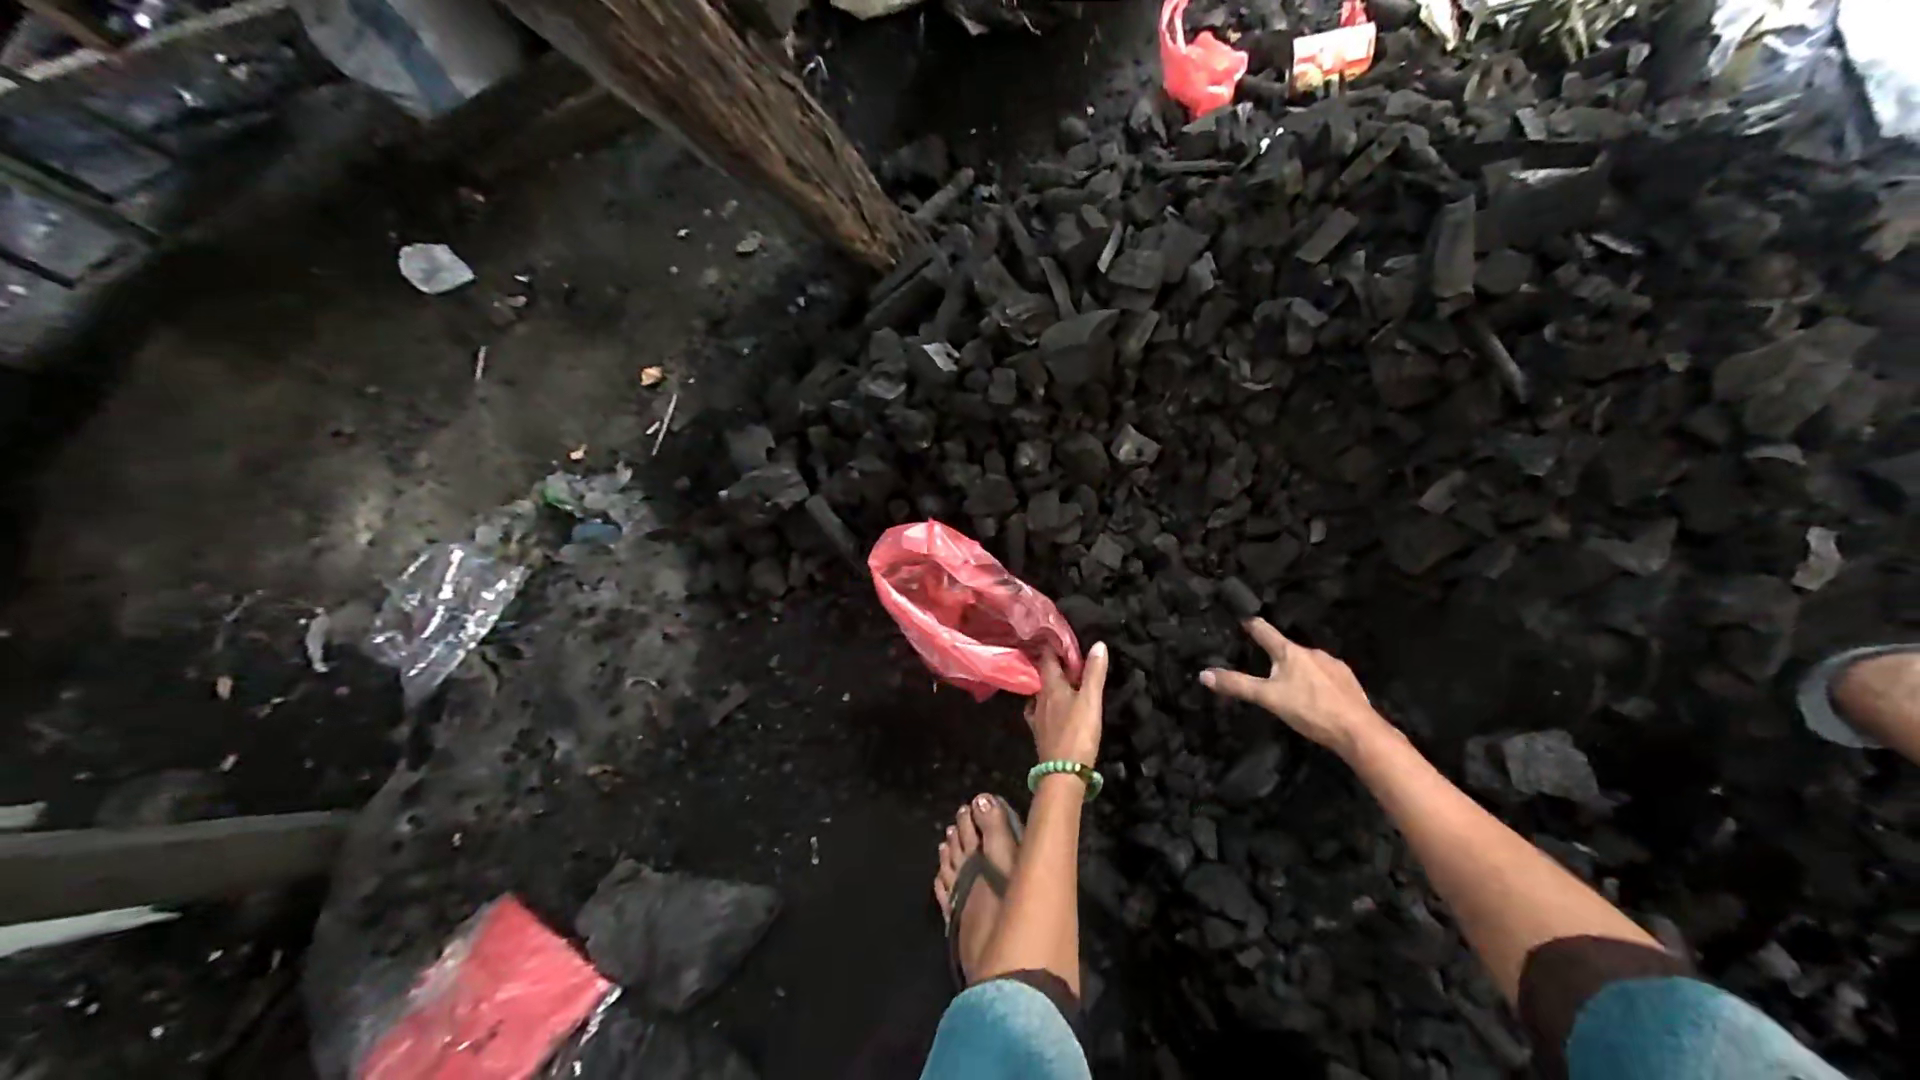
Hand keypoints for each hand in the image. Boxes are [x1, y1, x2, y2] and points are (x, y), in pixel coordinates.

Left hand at [1025, 643, 1108, 766]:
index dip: (1055, 647)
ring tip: (1066, 681)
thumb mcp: (1091, 699)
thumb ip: (1094, 672)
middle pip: (1045, 675)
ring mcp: (1037, 716)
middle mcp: (1039, 697)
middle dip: (1056, 665)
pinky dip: (1047, 704)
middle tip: (1071, 659)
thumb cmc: (1078, 732)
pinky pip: (1041, 710)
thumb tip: (1098, 644)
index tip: (1064, 638)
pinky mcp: (1040, 732)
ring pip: (1042, 693)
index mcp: (1050, 686)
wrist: (1063, 773)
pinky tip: (1052, 708)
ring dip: (1053, 685)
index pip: (1048, 658)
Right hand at [1200, 619, 1387, 760]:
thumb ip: (1237, 685)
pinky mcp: (1348, 681)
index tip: (1242, 617)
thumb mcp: (1267, 699)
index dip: (1251, 624)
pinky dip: (1315, 681)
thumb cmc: (1309, 710)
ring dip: (1297, 670)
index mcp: (1290, 652)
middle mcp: (1312, 652)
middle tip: (1263, 665)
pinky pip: (1325, 675)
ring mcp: (1333, 665)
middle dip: (1275, 655)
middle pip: (1287, 648)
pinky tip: (1315, 696)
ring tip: (1289, 685)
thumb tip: (1203, 674)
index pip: (1265, 631)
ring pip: (1307, 662)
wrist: (1359, 732)